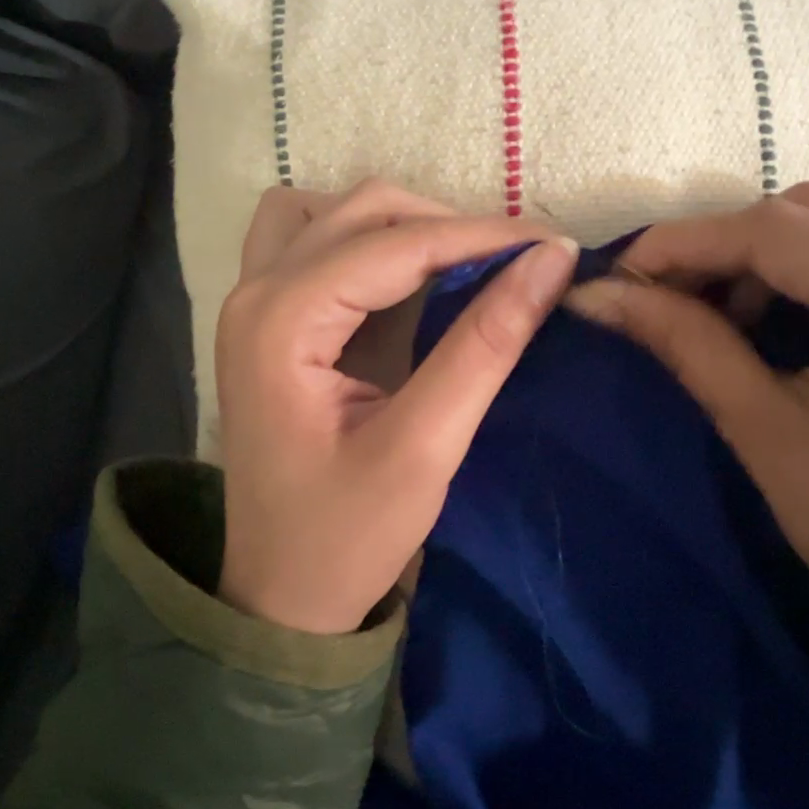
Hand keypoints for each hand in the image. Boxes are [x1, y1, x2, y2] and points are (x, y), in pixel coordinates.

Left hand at [215, 181, 578, 634]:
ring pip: (332, 214)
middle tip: (519, 262)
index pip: (396, 245)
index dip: (483, 236)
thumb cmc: (347, 537)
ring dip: (402, 224)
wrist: (280, 597)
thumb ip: (485, 345)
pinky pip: (315, 242)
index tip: (556, 244)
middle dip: (448, 225)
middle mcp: (253, 293)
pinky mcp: (266, 321)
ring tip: (464, 263)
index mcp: (279, 321)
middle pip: (361, 211)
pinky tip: (409, 278)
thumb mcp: (425, 446)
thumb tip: (549, 260)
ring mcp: (251, 303)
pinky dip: (370, 242)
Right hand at [565, 177, 808, 710]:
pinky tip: (798, 307)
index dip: (688, 241)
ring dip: (780, 244)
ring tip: (736, 309)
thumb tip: (595, 293)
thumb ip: (683, 341)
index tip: (620, 273)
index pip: (780, 230)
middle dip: (730, 243)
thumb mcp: (764, 433)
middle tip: (672, 300)